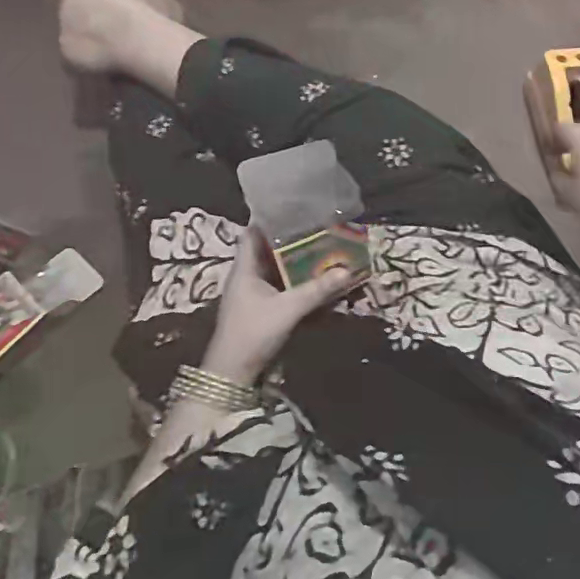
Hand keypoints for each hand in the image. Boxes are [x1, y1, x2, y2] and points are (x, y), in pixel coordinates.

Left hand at [200, 228, 362, 385]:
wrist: (232, 371)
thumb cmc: (253, 332)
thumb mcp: (288, 309)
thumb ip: (317, 289)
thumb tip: (347, 271)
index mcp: (244, 267)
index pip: (252, 232)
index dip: (269, 217)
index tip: (293, 206)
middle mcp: (246, 275)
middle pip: (267, 249)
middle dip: (290, 239)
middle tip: (316, 226)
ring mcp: (252, 292)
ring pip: (275, 268)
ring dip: (294, 260)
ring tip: (320, 247)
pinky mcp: (260, 307)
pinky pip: (279, 285)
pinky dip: (294, 279)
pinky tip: (313, 277)